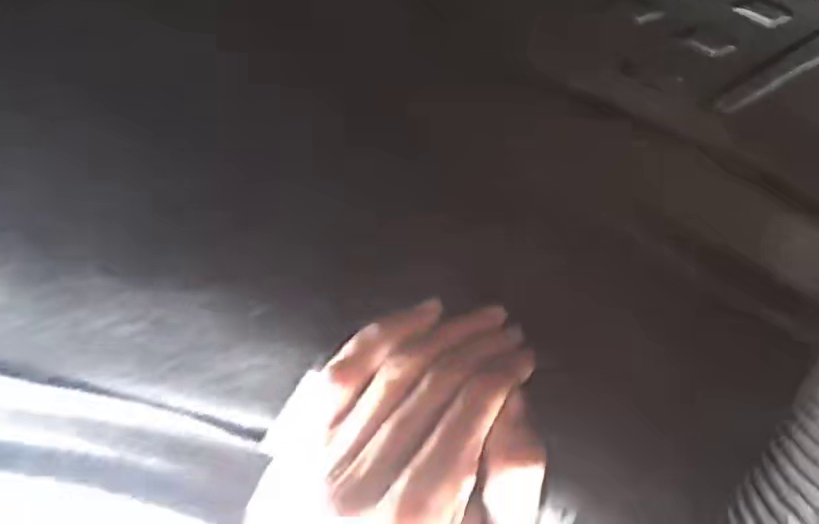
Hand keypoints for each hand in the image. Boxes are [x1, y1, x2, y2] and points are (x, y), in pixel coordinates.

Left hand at [246, 301, 545, 523]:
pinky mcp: (290, 460)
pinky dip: (383, 334)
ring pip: (394, 367)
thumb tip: (514, 396)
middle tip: (512, 332)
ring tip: (484, 318)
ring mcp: (314, 472)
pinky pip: (339, 377)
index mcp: (414, 513)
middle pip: (438, 380)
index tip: (528, 356)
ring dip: (449, 330)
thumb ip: (517, 469)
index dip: (509, 366)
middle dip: (486, 343)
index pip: (475, 402)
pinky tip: (426, 314)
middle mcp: (356, 489)